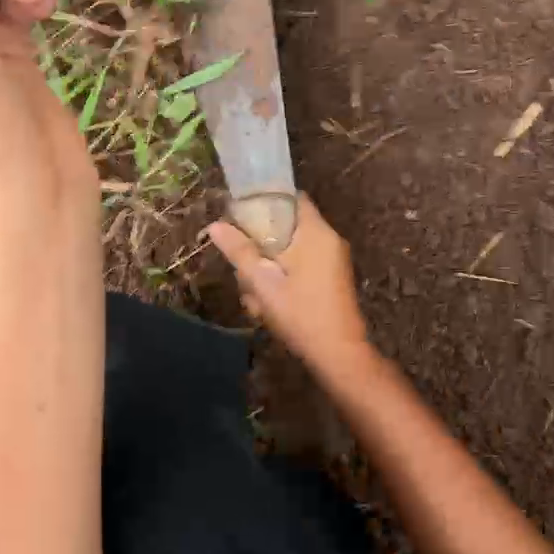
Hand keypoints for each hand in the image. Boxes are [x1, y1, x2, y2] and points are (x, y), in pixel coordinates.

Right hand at [207, 197, 370, 368]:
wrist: (339, 354)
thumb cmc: (300, 313)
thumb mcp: (262, 282)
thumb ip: (239, 251)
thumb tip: (215, 225)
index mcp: (316, 233)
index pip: (292, 198)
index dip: (266, 199)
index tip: (240, 211)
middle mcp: (328, 240)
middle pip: (288, 225)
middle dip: (261, 240)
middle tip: (239, 258)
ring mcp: (332, 260)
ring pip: (291, 248)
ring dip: (268, 263)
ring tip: (251, 289)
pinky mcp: (331, 279)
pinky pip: (301, 264)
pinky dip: (282, 275)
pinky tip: (266, 299)